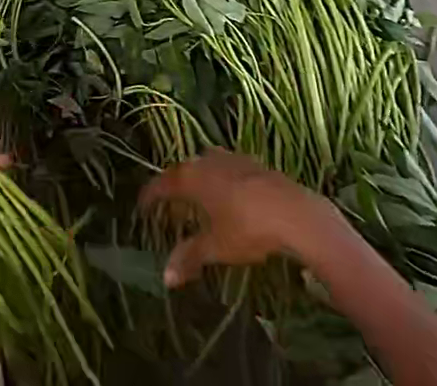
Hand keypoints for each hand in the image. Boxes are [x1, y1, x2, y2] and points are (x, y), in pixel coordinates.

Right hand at [138, 149, 339, 286]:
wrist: (295, 213)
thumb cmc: (248, 228)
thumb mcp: (216, 247)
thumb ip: (190, 257)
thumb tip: (166, 277)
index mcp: (193, 177)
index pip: (163, 182)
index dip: (150, 194)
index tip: (141, 206)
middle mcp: (209, 161)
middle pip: (184, 168)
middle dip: (174, 184)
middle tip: (167, 202)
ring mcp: (233, 158)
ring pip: (206, 162)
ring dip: (198, 176)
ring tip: (196, 194)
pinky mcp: (255, 163)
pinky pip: (226, 165)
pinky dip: (219, 176)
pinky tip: (228, 192)